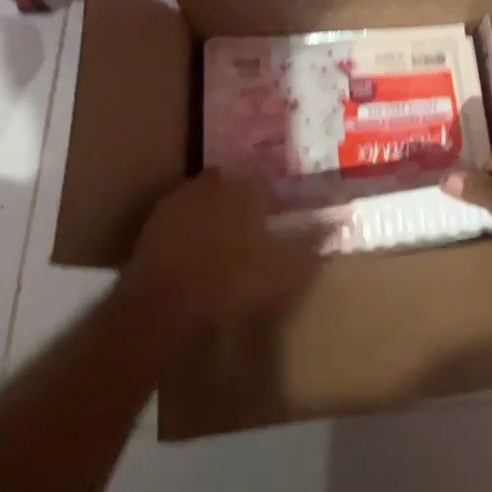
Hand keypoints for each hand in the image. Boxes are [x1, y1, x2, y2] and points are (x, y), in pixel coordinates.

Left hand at [123, 173, 323, 330]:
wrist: (162, 307)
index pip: (268, 184)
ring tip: (226, 237)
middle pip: (235, 185)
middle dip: (245, 200)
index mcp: (245, 189)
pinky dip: (192, 227)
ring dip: (217, 211)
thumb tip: (336, 223)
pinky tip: (196, 248)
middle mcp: (212, 184)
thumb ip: (310, 242)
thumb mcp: (282, 268)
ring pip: (206, 197)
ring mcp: (179, 200)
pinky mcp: (154, 222)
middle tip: (254, 224)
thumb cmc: (231, 283)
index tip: (282, 217)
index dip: (276, 201)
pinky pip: (182, 216)